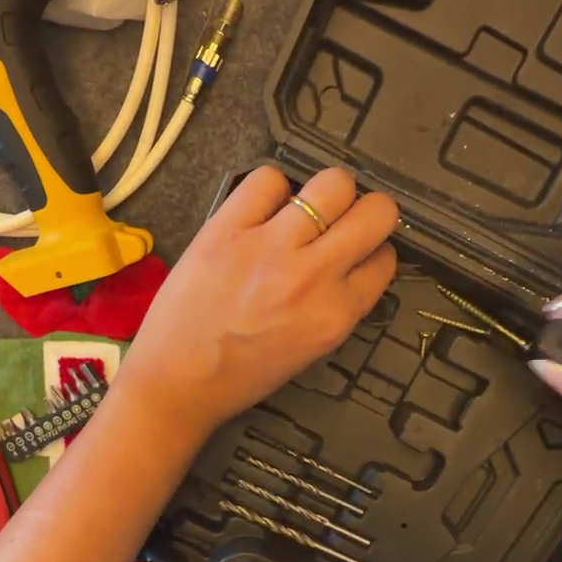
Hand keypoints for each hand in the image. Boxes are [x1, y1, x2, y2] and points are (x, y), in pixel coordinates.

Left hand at [114, 166, 398, 443]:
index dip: (373, 252)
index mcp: (335, 316)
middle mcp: (313, 277)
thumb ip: (335, 307)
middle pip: (376, 211)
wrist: (176, 382)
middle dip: (368, 212)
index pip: (385, 260)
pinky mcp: (227, 228)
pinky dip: (270, 189)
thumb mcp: (307, 351)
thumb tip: (349, 265)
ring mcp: (270, 248)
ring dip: (326, 193)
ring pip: (333, 183)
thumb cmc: (239, 376)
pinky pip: (269, 179)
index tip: (357, 254)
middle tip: (341, 222)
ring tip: (303, 212)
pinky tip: (259, 212)